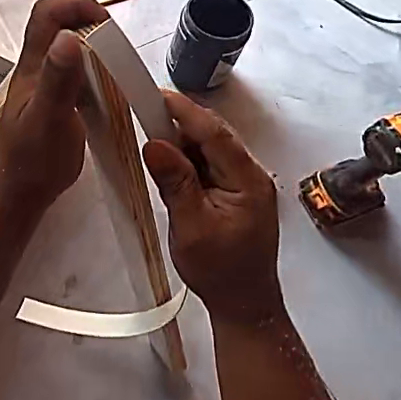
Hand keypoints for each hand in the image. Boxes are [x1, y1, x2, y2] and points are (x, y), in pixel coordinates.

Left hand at [0, 0, 108, 211]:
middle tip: (116, 41)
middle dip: (90, 20)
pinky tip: (112, 84)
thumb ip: (58, 79)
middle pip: (59, 24)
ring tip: (118, 60)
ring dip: (95, 43)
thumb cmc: (33, 160)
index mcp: (33, 67)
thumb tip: (68, 37)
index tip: (104, 21)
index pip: (46, 14)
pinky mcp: (60, 99)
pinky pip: (79, 70)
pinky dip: (98, 66)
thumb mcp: (49, 118)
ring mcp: (48, 83)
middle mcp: (39, 68)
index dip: (74, 5)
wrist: (21, 192)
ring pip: (69, 46)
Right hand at [142, 92, 283, 325]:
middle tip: (148, 117)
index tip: (159, 95)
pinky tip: (173, 165)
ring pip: (213, 149)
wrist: (244, 304)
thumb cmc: (219, 272)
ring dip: (185, 143)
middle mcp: (252, 174)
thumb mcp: (191, 228)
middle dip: (183, 125)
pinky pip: (213, 164)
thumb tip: (154, 144)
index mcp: (248, 180)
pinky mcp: (238, 192)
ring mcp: (247, 183)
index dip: (187, 112)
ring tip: (155, 141)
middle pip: (216, 137)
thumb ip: (175, 184)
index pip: (216, 135)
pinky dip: (191, 160)